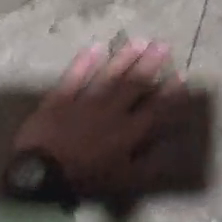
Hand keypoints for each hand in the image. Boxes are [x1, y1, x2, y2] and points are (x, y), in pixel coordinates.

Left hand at [12, 40, 191, 203]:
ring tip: (139, 41)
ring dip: (124, 58)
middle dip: (150, 65)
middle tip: (163, 44)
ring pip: (108, 76)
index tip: (181, 75)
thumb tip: (167, 146)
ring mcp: (84, 101)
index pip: (154, 109)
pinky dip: (84, 61)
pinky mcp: (60, 97)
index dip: (169, 94)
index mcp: (127, 132)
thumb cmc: (85, 180)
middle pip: (133, 85)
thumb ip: (148, 163)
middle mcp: (110, 111)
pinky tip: (95, 46)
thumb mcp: (124, 181)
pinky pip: (75, 75)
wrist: (41, 174)